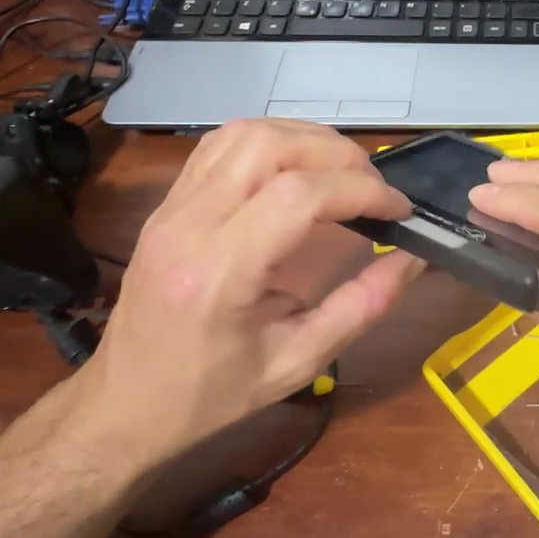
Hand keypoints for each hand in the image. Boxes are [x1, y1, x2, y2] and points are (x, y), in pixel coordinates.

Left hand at [67, 120, 423, 469]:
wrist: (123, 404)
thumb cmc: (212, 394)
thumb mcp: (300, 363)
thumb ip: (363, 305)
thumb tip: (415, 257)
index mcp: (219, 274)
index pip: (299, 196)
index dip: (362, 191)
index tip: (399, 211)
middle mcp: (189, 225)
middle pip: (272, 146)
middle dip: (341, 156)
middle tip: (376, 190)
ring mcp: (171, 207)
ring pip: (246, 133)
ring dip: (308, 140)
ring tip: (344, 173)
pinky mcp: (169, 201)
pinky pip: (223, 143)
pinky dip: (275, 141)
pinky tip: (300, 168)